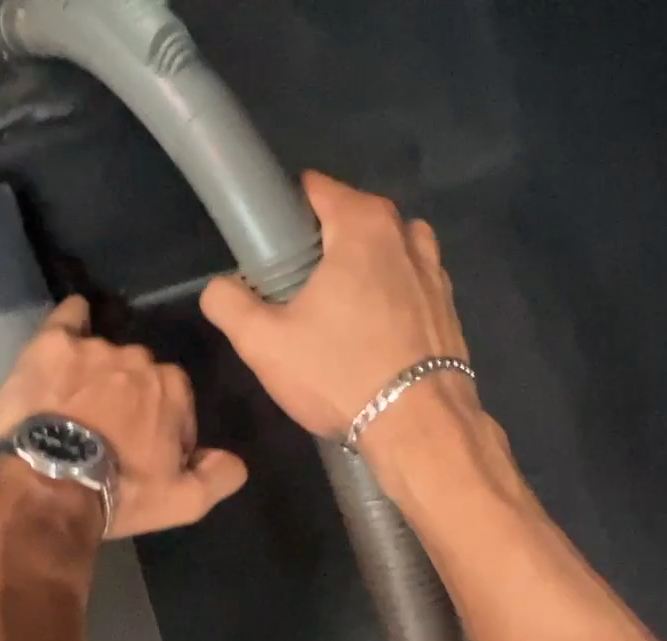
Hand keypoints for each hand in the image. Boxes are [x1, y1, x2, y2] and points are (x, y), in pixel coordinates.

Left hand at [0, 296, 247, 538]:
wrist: (50, 487)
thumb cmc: (121, 493)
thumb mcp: (185, 501)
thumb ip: (221, 475)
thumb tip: (235, 459)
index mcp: (174, 387)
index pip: (176, 400)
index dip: (162, 427)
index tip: (143, 451)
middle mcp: (139, 358)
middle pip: (139, 375)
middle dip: (129, 399)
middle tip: (108, 433)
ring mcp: (94, 348)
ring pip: (103, 356)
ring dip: (97, 377)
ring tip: (76, 409)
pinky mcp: (51, 346)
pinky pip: (67, 319)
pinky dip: (72, 320)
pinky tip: (71, 328)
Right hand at [199, 171, 476, 450]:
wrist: (418, 426)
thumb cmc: (339, 374)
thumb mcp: (264, 343)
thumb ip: (229, 304)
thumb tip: (218, 287)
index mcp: (362, 224)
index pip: (314, 189)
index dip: (283, 214)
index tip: (266, 250)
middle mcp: (406, 234)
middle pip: (350, 219)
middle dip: (320, 245)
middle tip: (292, 292)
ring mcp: (434, 269)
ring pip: (384, 251)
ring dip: (359, 268)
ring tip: (334, 312)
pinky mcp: (447, 306)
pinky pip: (407, 284)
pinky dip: (388, 295)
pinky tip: (369, 335)